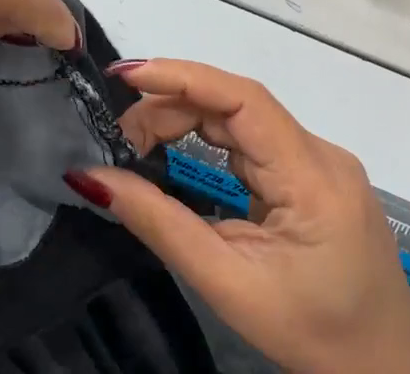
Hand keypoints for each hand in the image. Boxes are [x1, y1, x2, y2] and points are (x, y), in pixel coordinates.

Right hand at [66, 60, 409, 373]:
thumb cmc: (314, 334)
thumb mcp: (226, 282)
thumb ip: (156, 221)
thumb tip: (87, 175)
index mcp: (314, 180)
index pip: (244, 100)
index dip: (181, 76)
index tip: (124, 75)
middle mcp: (322, 158)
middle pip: (232, 106)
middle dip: (167, 109)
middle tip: (118, 139)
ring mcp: (318, 166)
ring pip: (235, 119)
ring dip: (179, 122)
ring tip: (134, 147)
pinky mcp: (308, 178)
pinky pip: (245, 141)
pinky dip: (199, 139)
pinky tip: (169, 152)